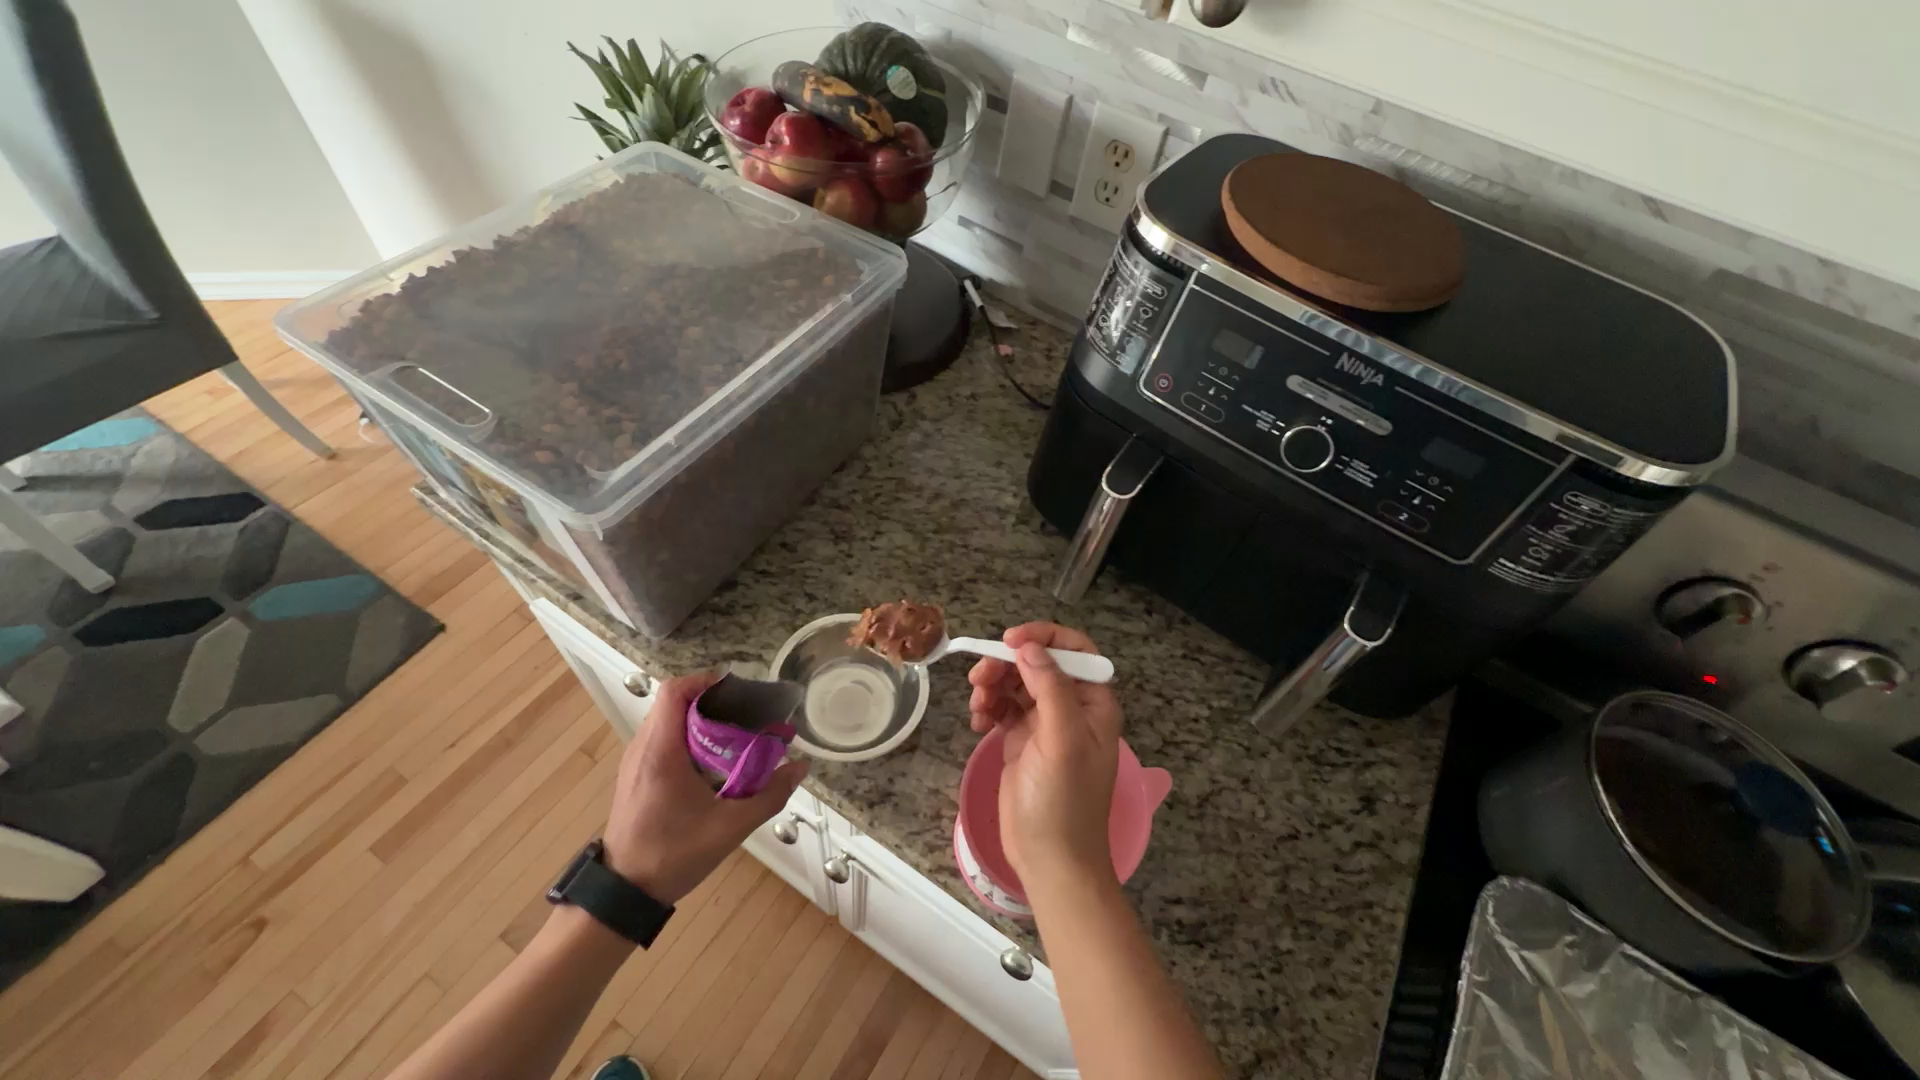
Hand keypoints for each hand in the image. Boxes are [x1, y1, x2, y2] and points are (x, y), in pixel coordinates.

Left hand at [600, 672, 807, 903]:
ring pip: (669, 722)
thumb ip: (768, 795)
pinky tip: (715, 764)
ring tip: (736, 737)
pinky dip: (690, 740)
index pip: (675, 691)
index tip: (739, 691)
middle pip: (675, 703)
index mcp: (661, 751)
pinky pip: (663, 741)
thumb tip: (800, 768)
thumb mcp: (729, 827)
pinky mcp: (636, 777)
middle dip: (713, 702)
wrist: (623, 893)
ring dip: (701, 722)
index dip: (706, 681)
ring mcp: (636, 763)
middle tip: (747, 716)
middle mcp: (643, 749)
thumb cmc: (672, 855)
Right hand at [967, 623, 1121, 889]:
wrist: (1050, 860)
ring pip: (1016, 684)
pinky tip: (978, 722)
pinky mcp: (1022, 741)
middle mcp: (1072, 708)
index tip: (1009, 640)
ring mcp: (1045, 725)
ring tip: (977, 705)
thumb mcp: (1061, 739)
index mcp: (1094, 703)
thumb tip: (1030, 647)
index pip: (1075, 650)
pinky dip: (988, 707)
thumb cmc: (1063, 801)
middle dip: (1008, 664)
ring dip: (993, 685)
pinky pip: (1003, 708)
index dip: (1044, 637)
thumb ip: (1049, 688)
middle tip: (980, 678)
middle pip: (1038, 663)